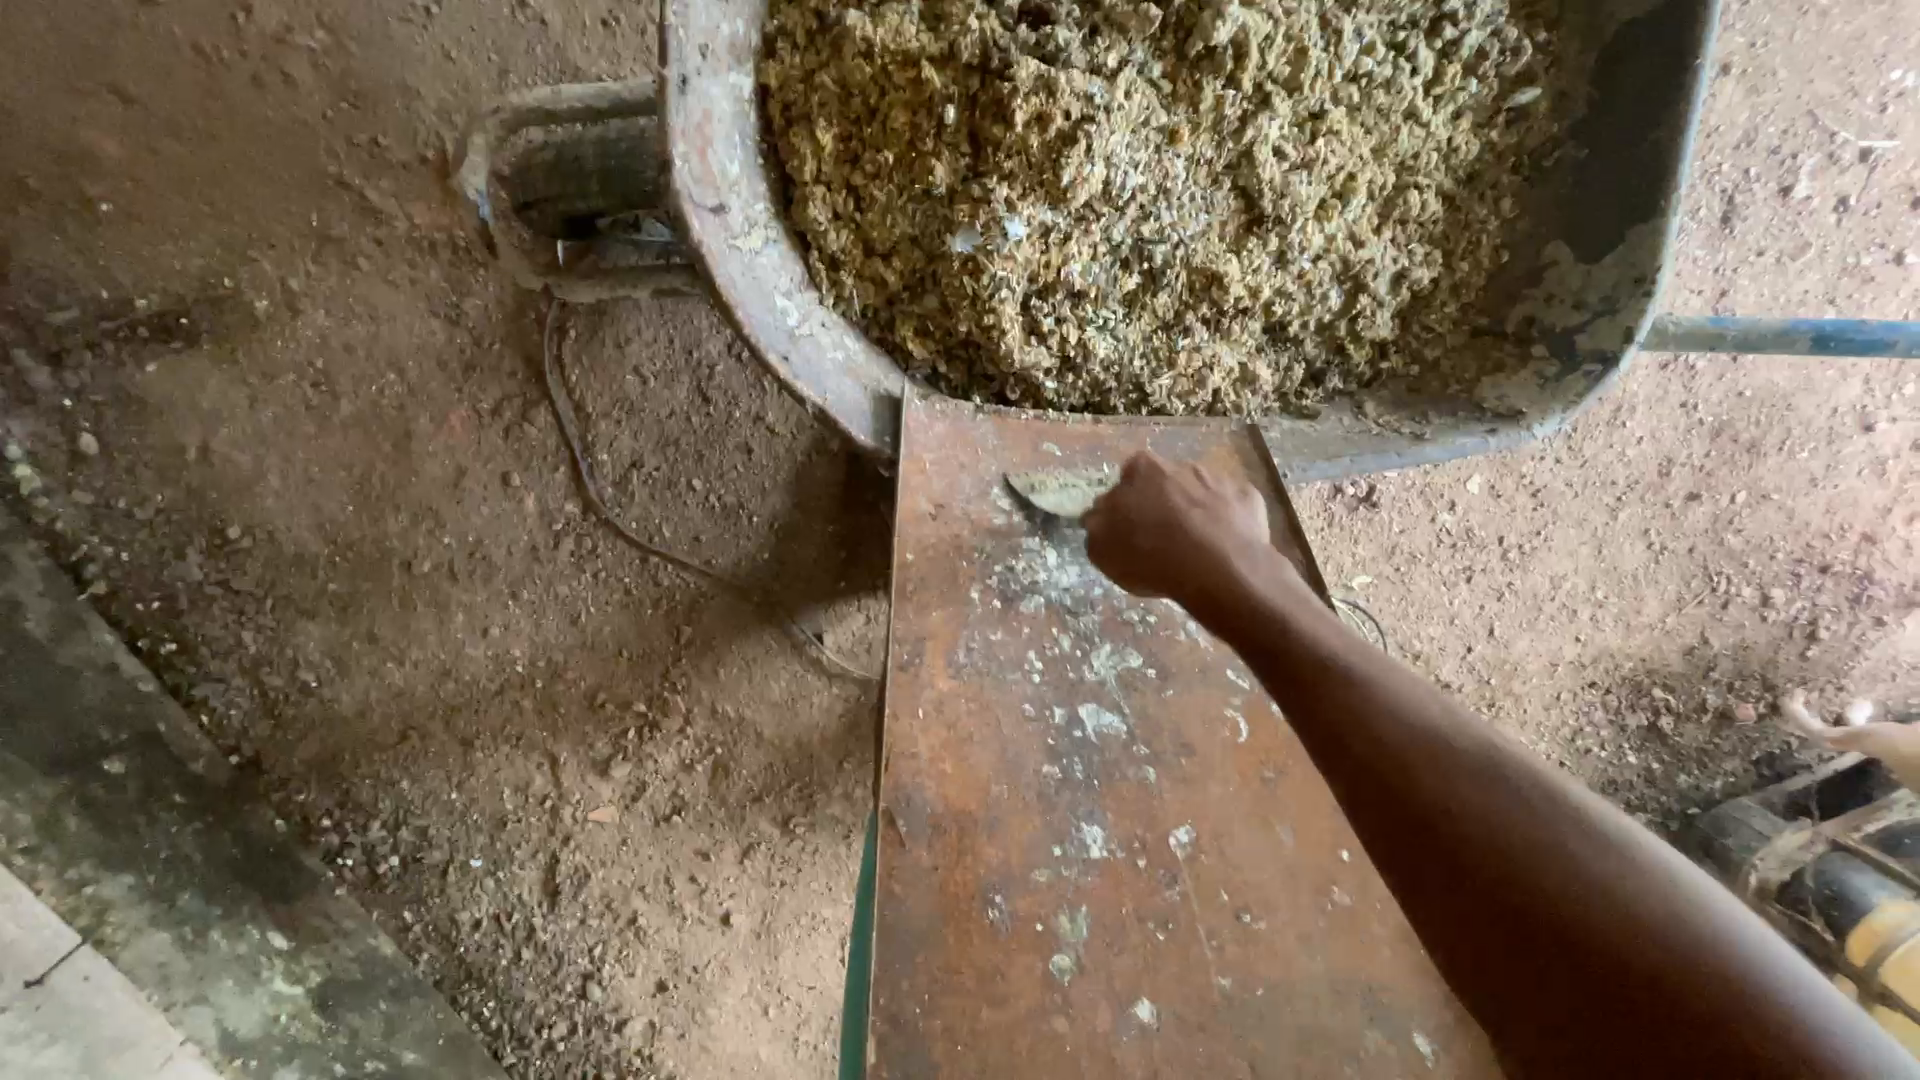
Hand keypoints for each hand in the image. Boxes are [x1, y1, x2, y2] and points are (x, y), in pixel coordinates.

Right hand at [1083, 452, 1298, 615]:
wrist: (1216, 566)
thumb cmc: (1149, 556)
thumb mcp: (1102, 550)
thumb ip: (1097, 527)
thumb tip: (1099, 517)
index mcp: (1139, 471)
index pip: (1126, 478)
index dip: (1128, 503)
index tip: (1130, 526)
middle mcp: (1178, 465)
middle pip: (1165, 481)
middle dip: (1163, 502)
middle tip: (1162, 536)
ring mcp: (1216, 478)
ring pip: (1200, 491)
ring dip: (1196, 511)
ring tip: (1197, 547)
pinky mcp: (1246, 495)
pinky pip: (1232, 506)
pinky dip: (1227, 522)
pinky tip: (1224, 548)